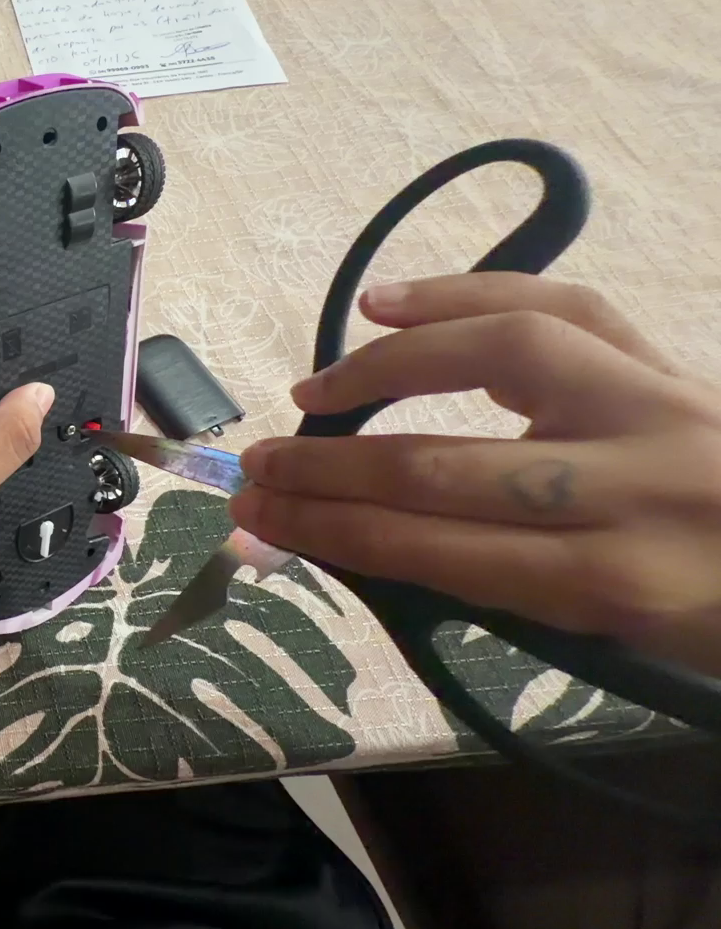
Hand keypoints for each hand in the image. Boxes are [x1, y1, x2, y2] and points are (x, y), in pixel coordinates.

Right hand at [230, 273, 720, 669]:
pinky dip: (465, 293)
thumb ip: (454, 581)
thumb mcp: (582, 635)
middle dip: (320, 467)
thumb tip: (316, 544)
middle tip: (257, 466)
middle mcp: (646, 488)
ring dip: (378, 372)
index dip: (318, 527)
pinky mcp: (681, 365)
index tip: (253, 514)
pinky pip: (566, 306)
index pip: (419, 546)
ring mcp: (670, 409)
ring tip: (310, 390)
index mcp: (614, 584)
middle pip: (435, 466)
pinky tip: (385, 304)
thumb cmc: (711, 627)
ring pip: (501, 355)